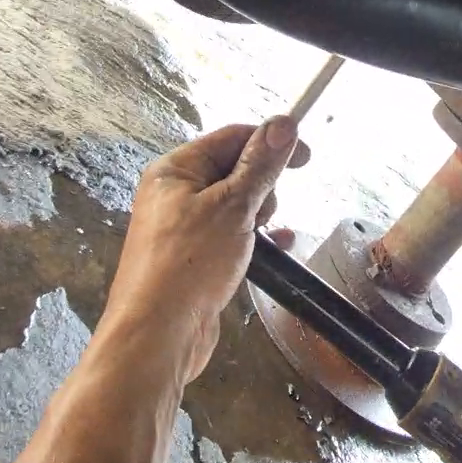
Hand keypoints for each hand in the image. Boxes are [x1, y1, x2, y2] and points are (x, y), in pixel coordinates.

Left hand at [100, 118, 308, 381]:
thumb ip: (262, 164)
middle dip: (262, 184)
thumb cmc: (189, 264)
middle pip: (235, 168)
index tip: (305, 155)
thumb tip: (284, 122)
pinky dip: (255, 236)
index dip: (270, 141)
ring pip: (237, 202)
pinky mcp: (194, 257)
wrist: (156, 340)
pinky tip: (279, 246)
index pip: (232, 137)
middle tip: (266, 210)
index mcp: (175, 170)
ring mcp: (183, 227)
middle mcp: (175, 193)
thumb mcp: (234, 206)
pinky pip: (232, 232)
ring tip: (261, 234)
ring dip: (260, 213)